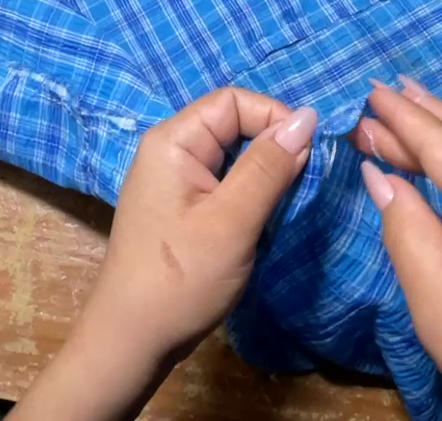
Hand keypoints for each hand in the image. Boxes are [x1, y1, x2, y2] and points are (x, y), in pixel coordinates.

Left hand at [11, 87, 315, 420]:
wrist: (131, 340)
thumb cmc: (181, 278)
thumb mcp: (233, 221)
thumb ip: (269, 166)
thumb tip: (307, 117)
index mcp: (173, 140)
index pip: (232, 101)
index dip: (274, 116)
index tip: (310, 152)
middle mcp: (169, 148)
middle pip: (232, 123)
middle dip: (272, 144)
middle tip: (303, 181)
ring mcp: (173, 177)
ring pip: (231, 153)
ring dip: (264, 170)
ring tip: (288, 200)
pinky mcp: (180, 204)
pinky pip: (223, 178)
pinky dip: (249, 190)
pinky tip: (264, 215)